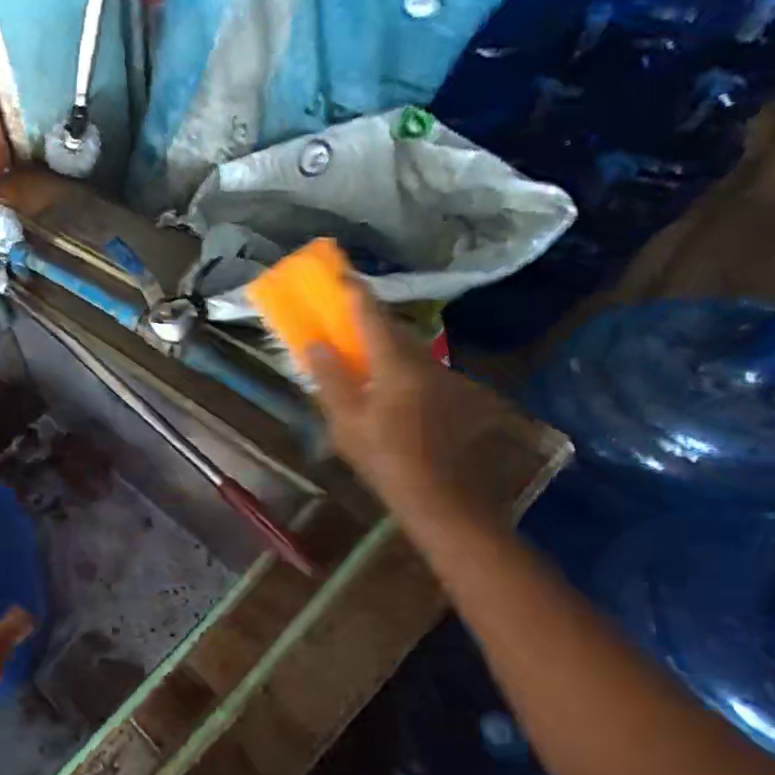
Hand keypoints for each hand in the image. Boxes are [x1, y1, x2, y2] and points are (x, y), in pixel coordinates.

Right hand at [304, 288, 503, 521]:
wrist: (446, 500)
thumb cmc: (387, 461)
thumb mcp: (346, 424)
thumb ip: (329, 379)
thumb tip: (314, 343)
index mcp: (396, 364)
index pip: (371, 315)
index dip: (353, 293)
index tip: (340, 274)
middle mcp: (427, 362)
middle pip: (394, 330)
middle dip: (369, 321)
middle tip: (346, 320)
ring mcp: (448, 379)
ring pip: (411, 351)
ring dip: (387, 347)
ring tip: (365, 360)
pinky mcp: (460, 397)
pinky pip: (423, 371)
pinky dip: (403, 370)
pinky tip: (393, 394)